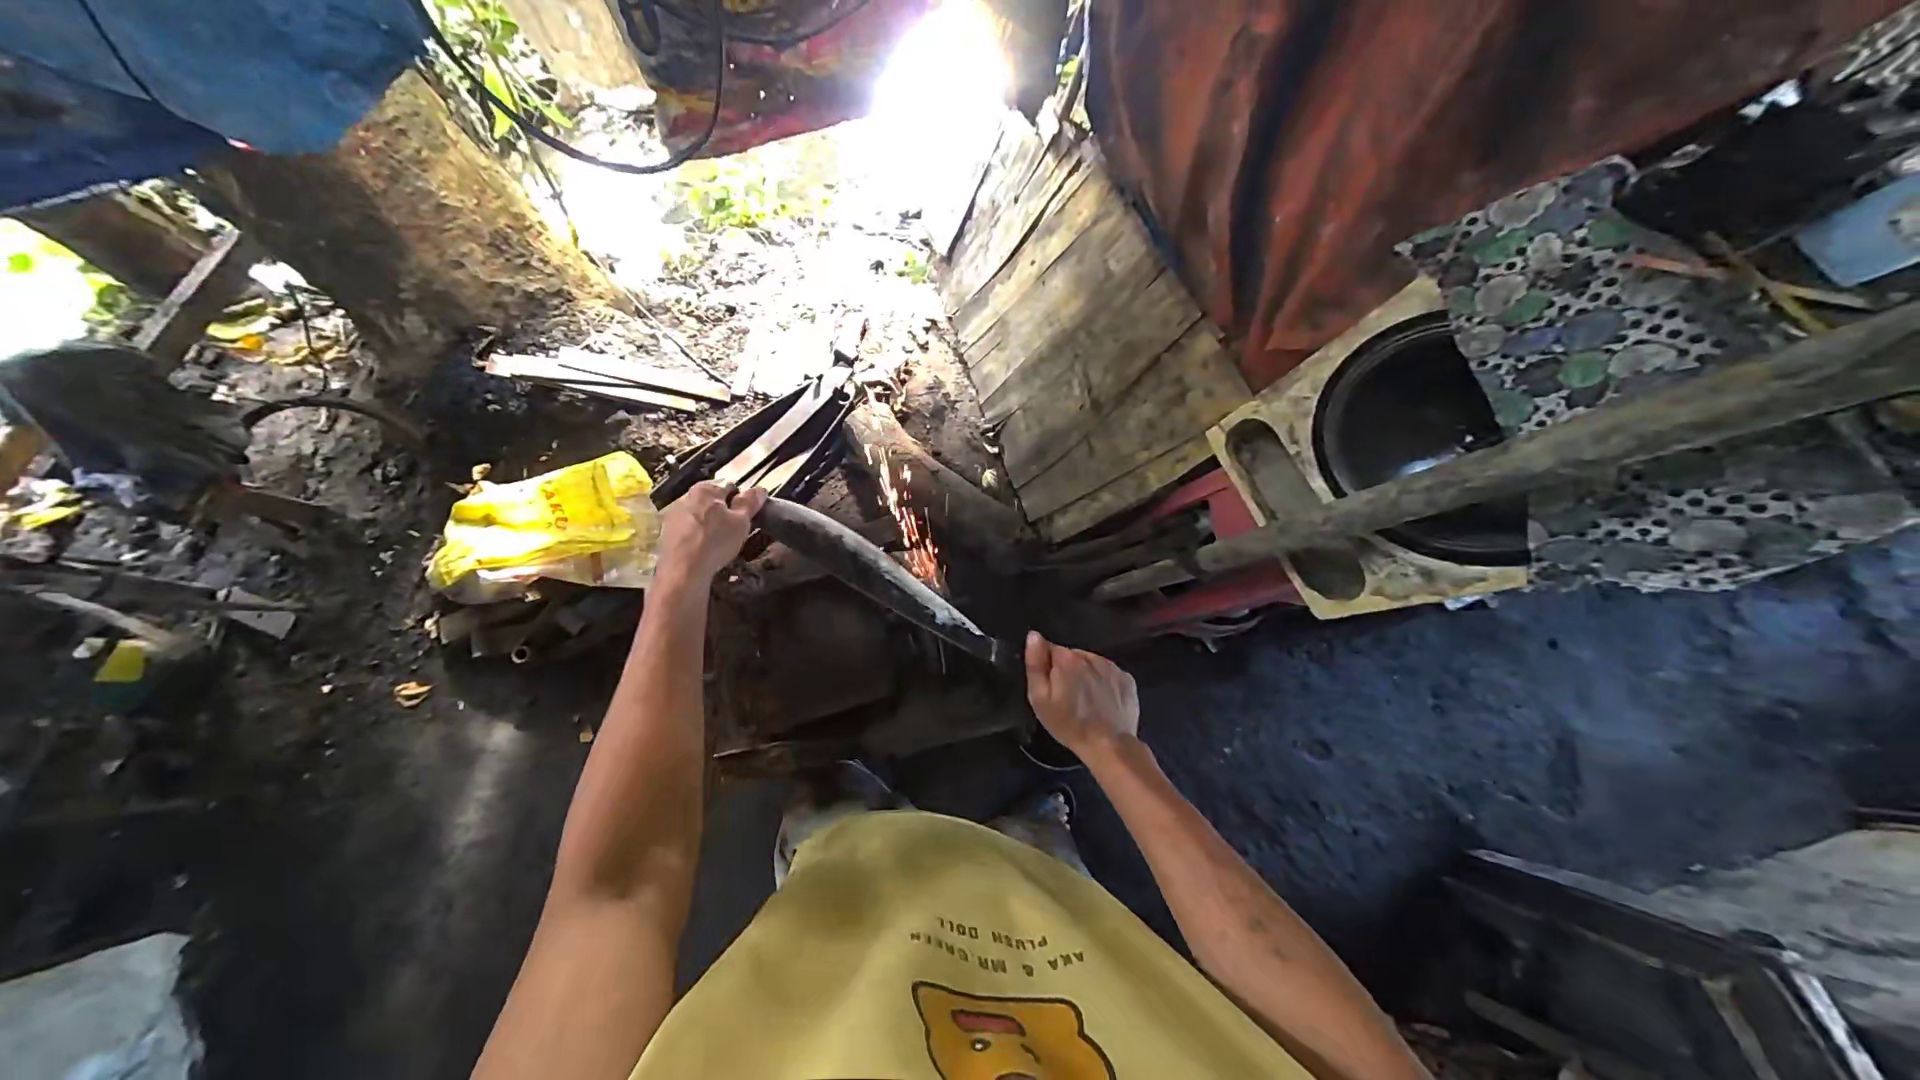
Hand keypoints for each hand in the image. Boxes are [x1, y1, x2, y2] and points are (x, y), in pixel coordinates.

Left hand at [655, 482, 765, 587]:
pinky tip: (702, 548)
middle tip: (734, 530)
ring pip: (699, 514)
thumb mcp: (741, 522)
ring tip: (718, 542)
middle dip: (723, 511)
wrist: (683, 570)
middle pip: (712, 500)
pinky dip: (696, 534)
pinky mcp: (667, 531)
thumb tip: (759, 489)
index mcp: (706, 488)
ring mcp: (674, 513)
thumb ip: (750, 502)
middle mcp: (687, 496)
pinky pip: (688, 527)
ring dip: (709, 523)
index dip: (741, 500)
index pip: (730, 486)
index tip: (746, 516)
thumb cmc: (716, 541)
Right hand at [1024, 632, 1138, 761]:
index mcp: (1068, 659)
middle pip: (1072, 657)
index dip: (1047, 668)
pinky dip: (1104, 683)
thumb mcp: (1040, 698)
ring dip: (1086, 675)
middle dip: (1067, 671)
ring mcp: (1113, 667)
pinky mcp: (1127, 679)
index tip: (1050, 687)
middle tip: (1066, 697)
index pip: (1051, 650)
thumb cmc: (1068, 724)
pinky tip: (1102, 702)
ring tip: (1085, 701)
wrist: (1109, 746)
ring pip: (1092, 664)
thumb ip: (1035, 664)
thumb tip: (1034, 635)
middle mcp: (1091, 657)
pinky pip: (1109, 674)